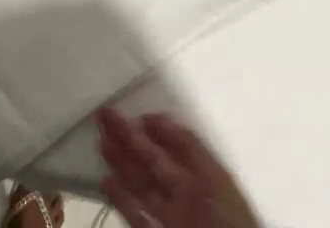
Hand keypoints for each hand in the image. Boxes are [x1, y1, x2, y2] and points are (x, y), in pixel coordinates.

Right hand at [97, 108, 260, 227]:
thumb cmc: (228, 221)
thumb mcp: (215, 178)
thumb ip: (189, 148)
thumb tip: (161, 119)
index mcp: (204, 178)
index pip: (179, 146)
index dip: (159, 128)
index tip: (137, 112)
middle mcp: (186, 194)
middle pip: (154, 161)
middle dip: (129, 137)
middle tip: (106, 115)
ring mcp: (171, 216)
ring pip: (141, 185)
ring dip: (121, 163)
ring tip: (101, 140)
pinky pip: (136, 216)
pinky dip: (119, 199)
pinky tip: (105, 182)